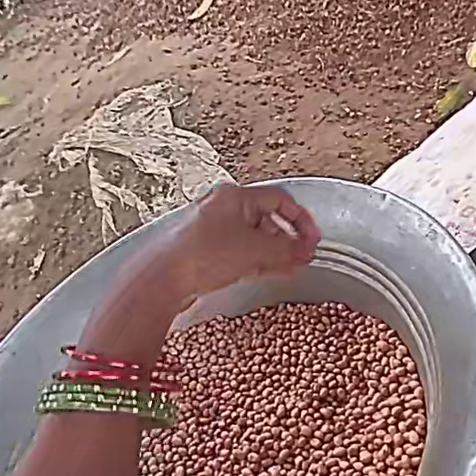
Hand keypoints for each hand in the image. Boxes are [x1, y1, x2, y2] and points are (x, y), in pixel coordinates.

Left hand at [80, 183, 319, 356]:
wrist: (163, 278)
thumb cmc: (204, 255)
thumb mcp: (257, 251)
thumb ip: (288, 250)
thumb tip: (307, 250)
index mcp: (236, 197)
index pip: (281, 200)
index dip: (302, 220)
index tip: (312, 240)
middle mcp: (223, 207)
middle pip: (268, 218)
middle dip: (289, 238)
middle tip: (302, 256)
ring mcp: (213, 228)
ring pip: (255, 236)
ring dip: (275, 251)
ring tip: (287, 267)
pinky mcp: (205, 248)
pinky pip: (241, 249)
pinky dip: (258, 259)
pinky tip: (266, 271)